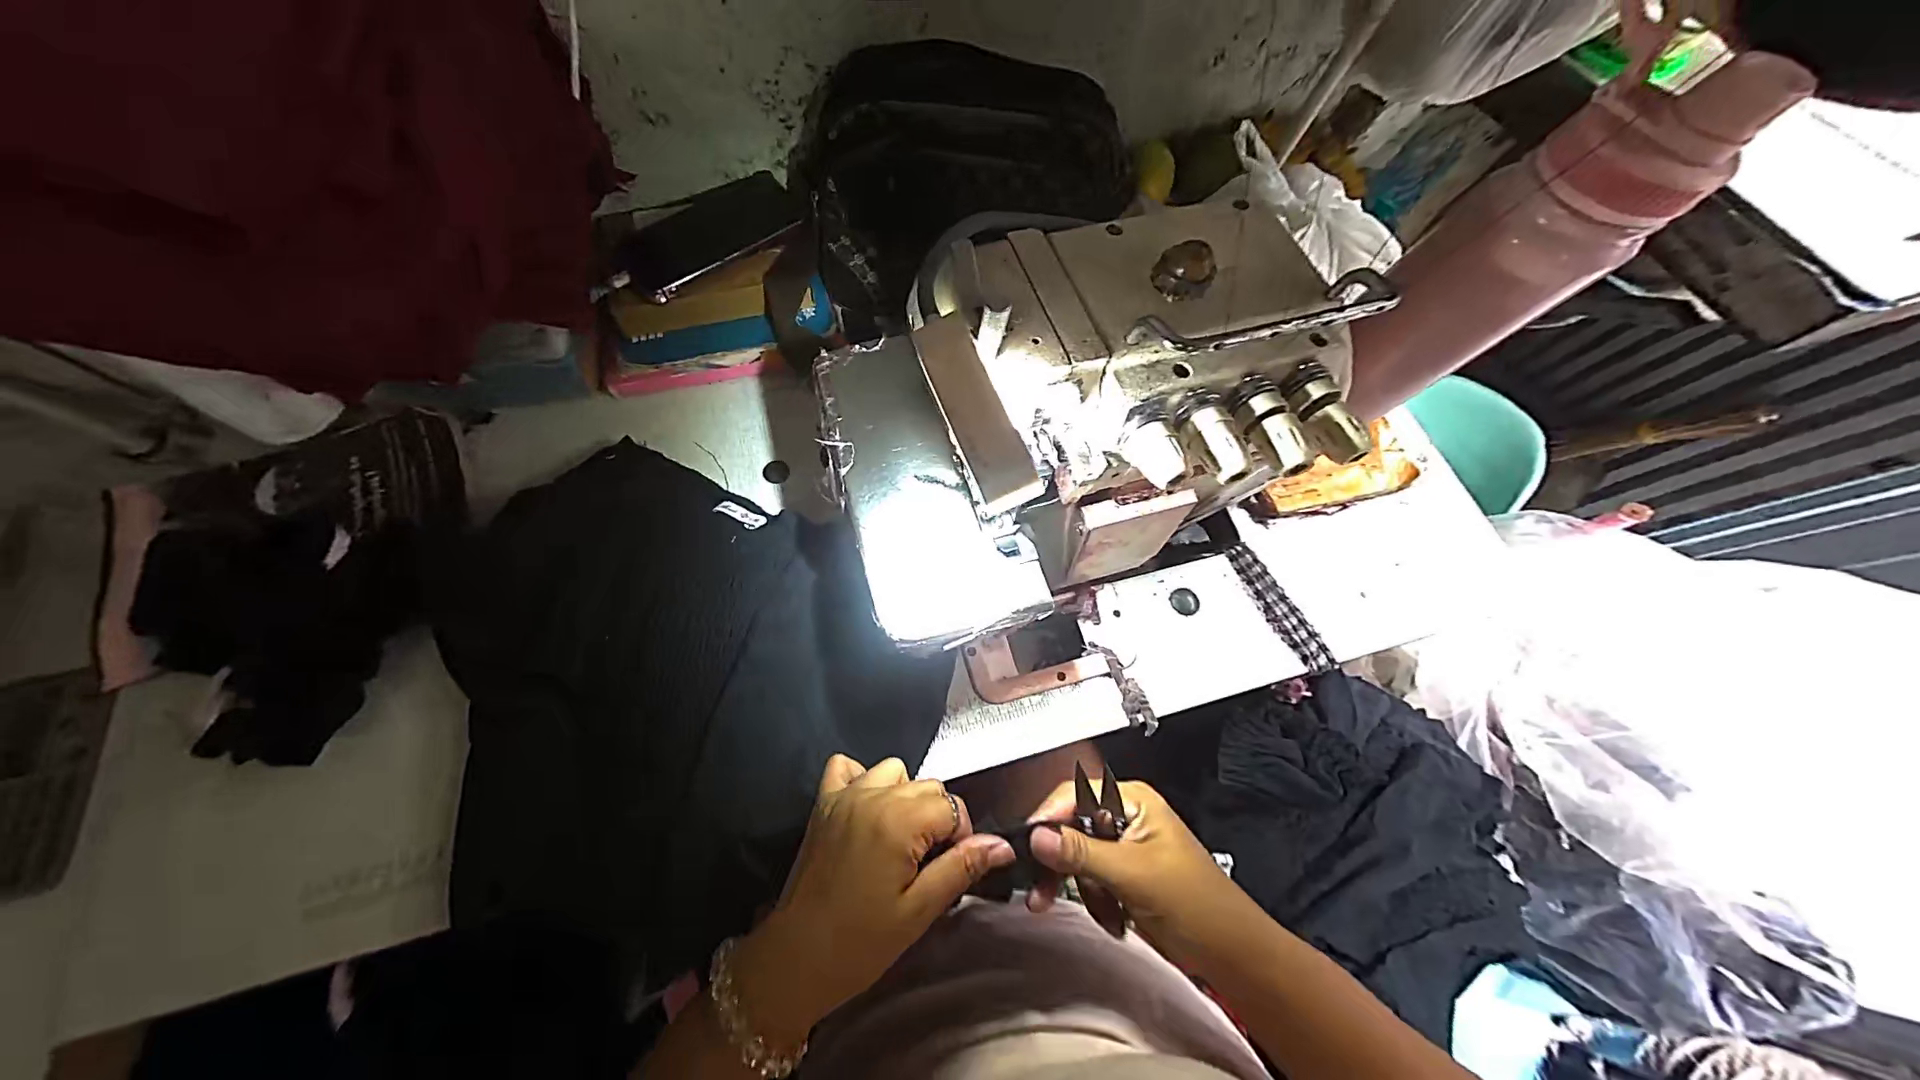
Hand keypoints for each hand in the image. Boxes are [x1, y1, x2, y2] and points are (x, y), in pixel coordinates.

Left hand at [730, 755, 1015, 1046]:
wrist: (796, 958)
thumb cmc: (861, 942)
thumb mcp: (919, 911)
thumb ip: (961, 867)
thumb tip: (1002, 845)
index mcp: (898, 820)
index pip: (952, 806)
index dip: (961, 836)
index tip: (950, 867)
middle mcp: (873, 795)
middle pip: (928, 785)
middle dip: (938, 818)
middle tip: (926, 862)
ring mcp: (844, 795)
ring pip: (895, 770)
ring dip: (906, 796)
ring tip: (900, 837)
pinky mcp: (823, 802)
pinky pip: (847, 767)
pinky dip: (863, 779)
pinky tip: (868, 810)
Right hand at [1026, 777, 1261, 966]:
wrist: (1231, 954)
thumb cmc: (1201, 905)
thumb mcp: (1132, 874)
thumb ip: (1081, 852)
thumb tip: (1039, 835)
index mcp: (1133, 801)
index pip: (1073, 796)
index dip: (1048, 819)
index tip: (1028, 845)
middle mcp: (1126, 817)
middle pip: (1070, 827)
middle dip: (1060, 862)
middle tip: (1041, 888)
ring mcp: (1125, 847)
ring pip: (1076, 857)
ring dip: (1082, 888)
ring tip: (1102, 912)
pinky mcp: (1124, 876)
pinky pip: (1089, 880)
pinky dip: (1094, 900)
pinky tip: (1112, 916)